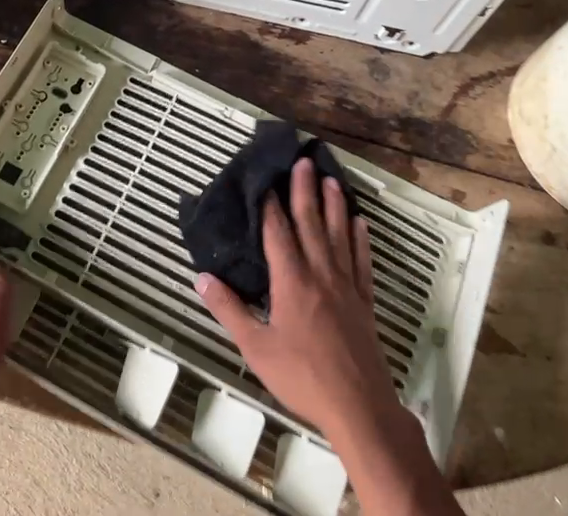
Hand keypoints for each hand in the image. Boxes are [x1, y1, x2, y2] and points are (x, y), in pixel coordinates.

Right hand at [195, 158, 461, 515]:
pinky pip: (362, 262)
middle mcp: (321, 275)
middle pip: (312, 224)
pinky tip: (360, 223)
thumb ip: (229, 310)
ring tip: (331, 180)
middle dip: (305, 190)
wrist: (359, 406)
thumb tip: (203, 278)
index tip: (266, 177)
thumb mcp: (256, 348)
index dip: (271, 204)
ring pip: (340, 236)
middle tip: (303, 160)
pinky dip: (360, 239)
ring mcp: (347, 287)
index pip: (278, 233)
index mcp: (292, 282)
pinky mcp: (365, 302)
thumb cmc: (302, 378)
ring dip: (334, 206)